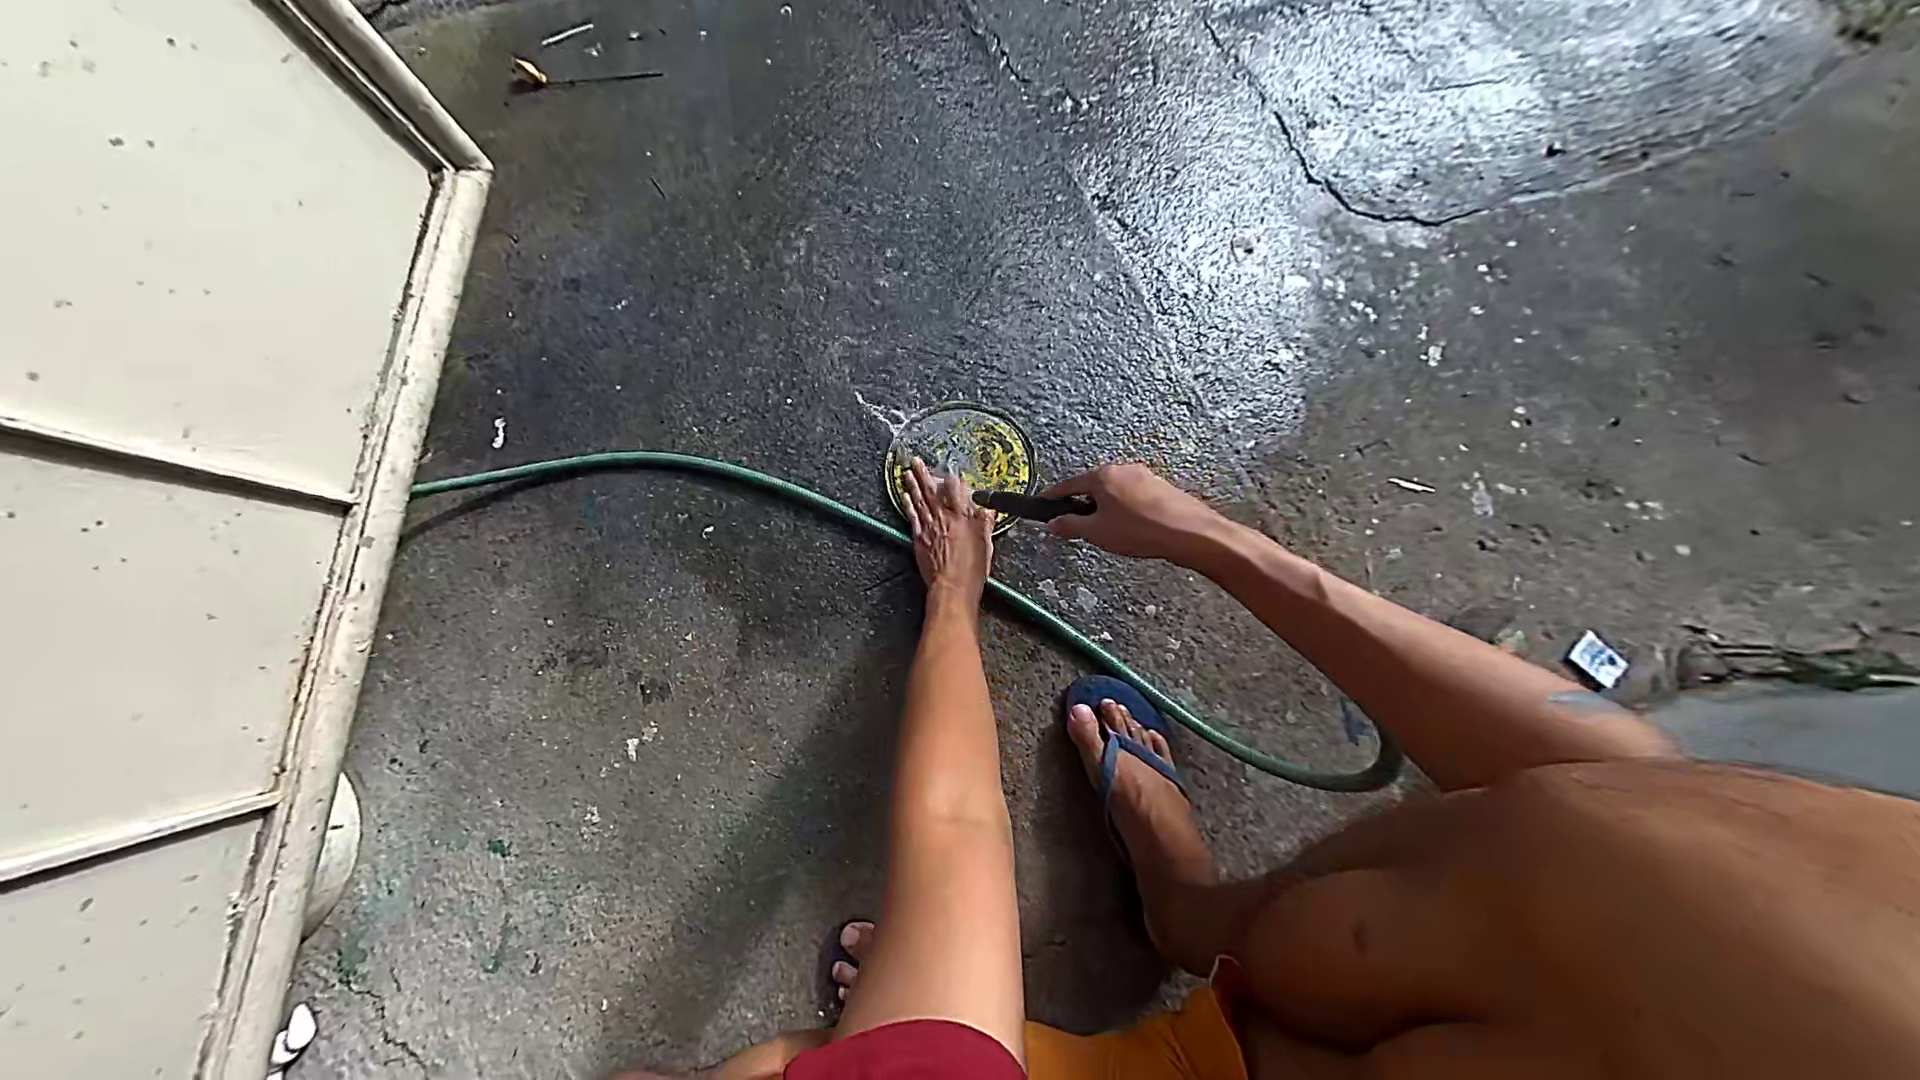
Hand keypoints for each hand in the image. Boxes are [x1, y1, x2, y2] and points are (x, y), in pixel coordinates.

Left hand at [902, 457, 994, 603]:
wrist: (952, 587)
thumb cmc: (971, 570)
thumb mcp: (986, 545)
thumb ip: (985, 524)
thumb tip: (988, 509)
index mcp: (963, 519)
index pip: (956, 491)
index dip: (951, 478)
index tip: (948, 469)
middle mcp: (944, 519)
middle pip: (932, 491)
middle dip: (923, 474)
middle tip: (916, 461)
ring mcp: (929, 528)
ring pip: (919, 501)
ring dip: (912, 484)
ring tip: (906, 472)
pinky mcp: (919, 539)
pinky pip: (912, 516)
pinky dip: (908, 504)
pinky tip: (904, 495)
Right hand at [1041, 463, 1227, 564]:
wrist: (1189, 533)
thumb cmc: (1142, 529)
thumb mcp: (1096, 532)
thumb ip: (1070, 526)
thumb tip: (1053, 524)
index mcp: (1103, 476)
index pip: (1070, 484)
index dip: (1054, 495)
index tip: (1045, 500)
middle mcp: (1124, 470)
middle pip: (1094, 486)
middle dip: (1084, 504)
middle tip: (1077, 524)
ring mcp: (1145, 477)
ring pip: (1116, 491)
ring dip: (1107, 508)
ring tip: (1109, 531)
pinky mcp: (1161, 488)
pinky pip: (1134, 497)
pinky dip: (1126, 509)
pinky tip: (1131, 528)